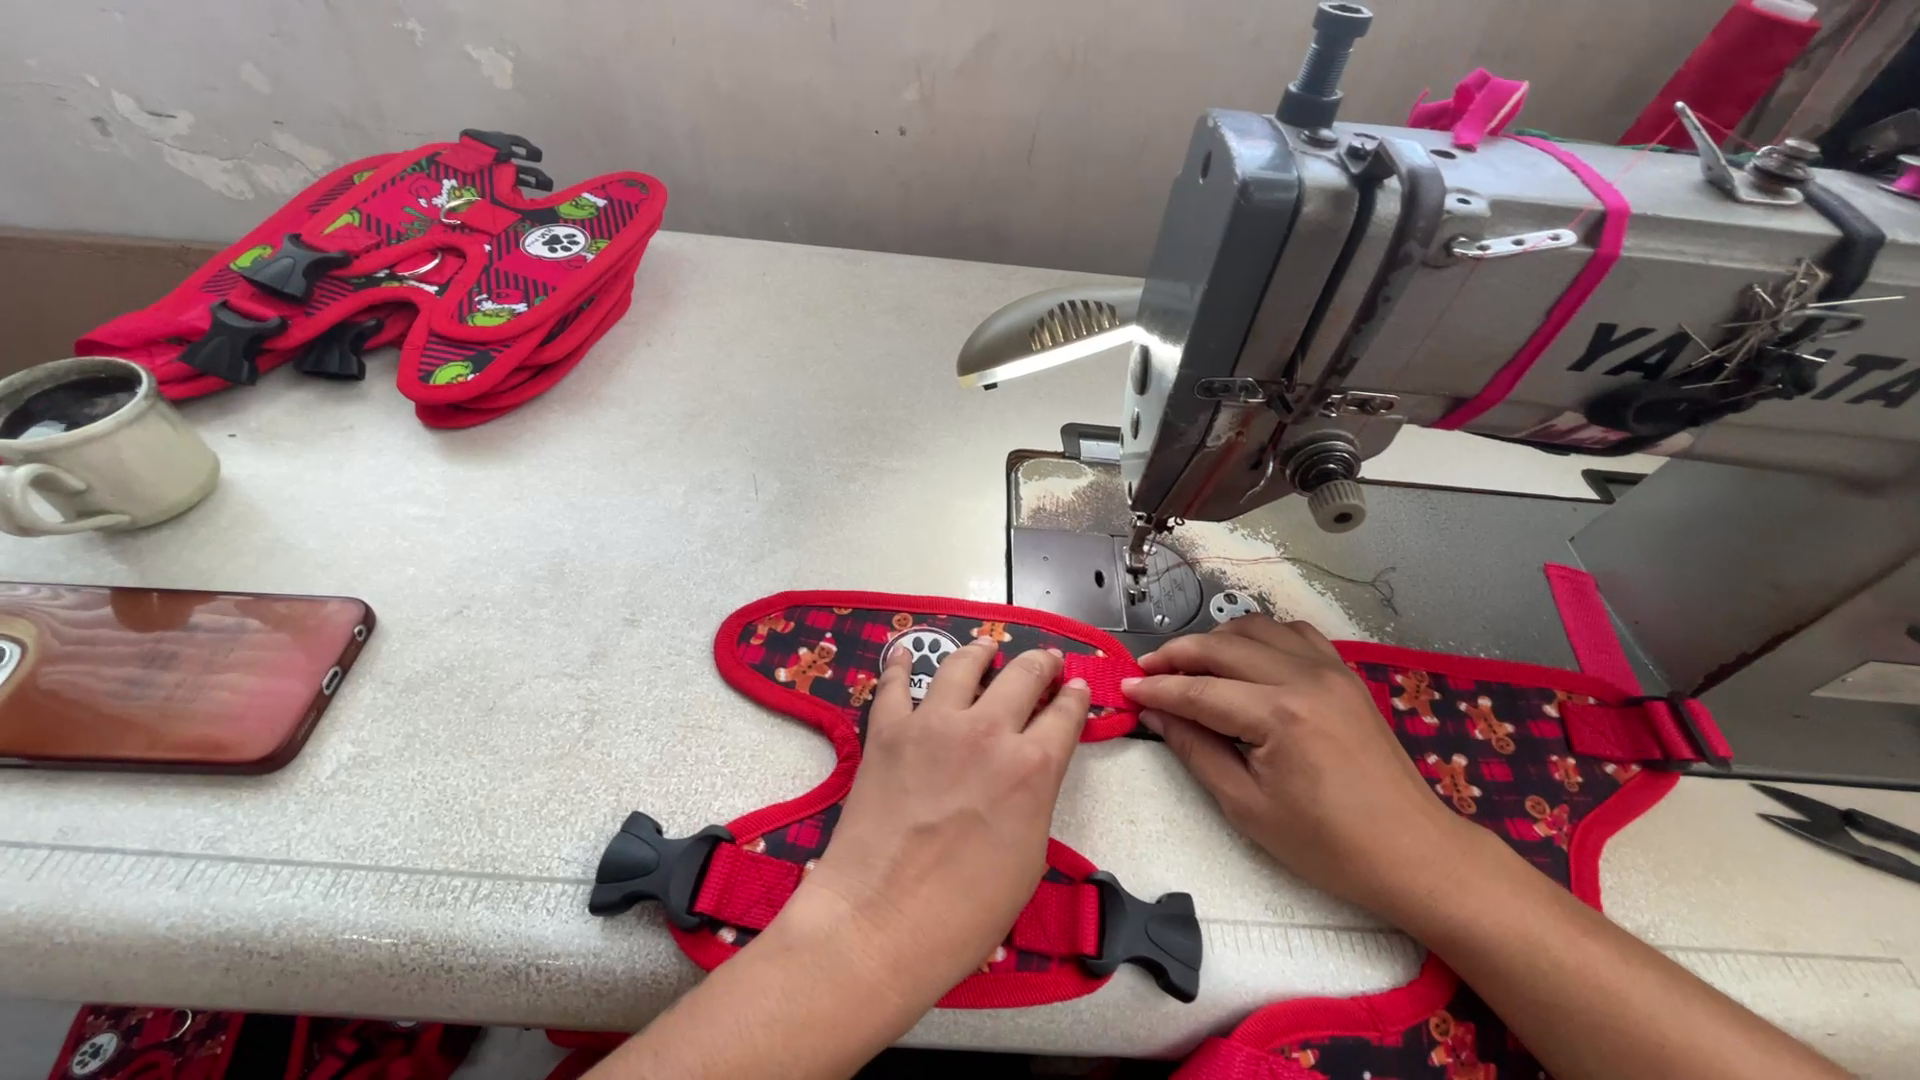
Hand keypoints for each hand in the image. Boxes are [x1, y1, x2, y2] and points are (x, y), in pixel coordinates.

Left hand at [796, 638, 1090, 1003]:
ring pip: (962, 665)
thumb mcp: (1029, 857)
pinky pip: (893, 685)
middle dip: (1042, 663)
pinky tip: (903, 655)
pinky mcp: (887, 731)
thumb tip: (1026, 776)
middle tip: (1047, 660)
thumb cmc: (966, 911)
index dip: (1076, 698)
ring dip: (980, 652)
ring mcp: (933, 725)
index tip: (1077, 687)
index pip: (1066, 715)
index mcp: (1033, 766)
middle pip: (1024, 676)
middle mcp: (988, 731)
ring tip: (986, 647)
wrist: (881, 920)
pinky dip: (899, 666)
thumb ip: (1033, 800)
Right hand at [1122, 617, 1478, 916]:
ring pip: (1255, 629)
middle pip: (1221, 647)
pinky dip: (1259, 638)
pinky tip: (1245, 660)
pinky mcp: (1345, 674)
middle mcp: (1304, 677)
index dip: (1156, 689)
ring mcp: (1330, 669)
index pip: (1199, 690)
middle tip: (1146, 673)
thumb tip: (1155, 714)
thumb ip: (1195, 750)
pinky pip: (1293, 634)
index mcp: (1279, 715)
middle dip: (1176, 655)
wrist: (1412, 852)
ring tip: (1190, 666)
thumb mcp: (1246, 806)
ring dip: (1215, 641)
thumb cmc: (1326, 845)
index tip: (1123, 689)